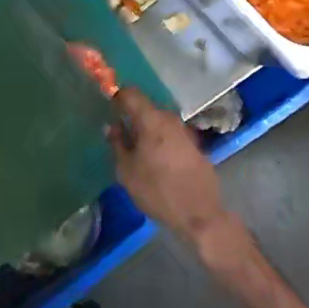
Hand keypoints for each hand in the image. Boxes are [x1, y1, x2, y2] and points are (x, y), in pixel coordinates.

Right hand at [108, 86, 233, 246]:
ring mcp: (185, 130)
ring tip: (136, 148)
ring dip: (147, 128)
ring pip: (159, 120)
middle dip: (132, 115)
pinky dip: (160, 138)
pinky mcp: (194, 143)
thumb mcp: (127, 171)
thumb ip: (117, 143)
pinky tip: (155, 158)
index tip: (108, 107)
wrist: (199, 213)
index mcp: (152, 120)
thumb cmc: (158, 191)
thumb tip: (112, 126)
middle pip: (146, 107)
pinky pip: (170, 133)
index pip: (131, 93)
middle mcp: (170, 119)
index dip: (117, 96)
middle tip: (120, 133)